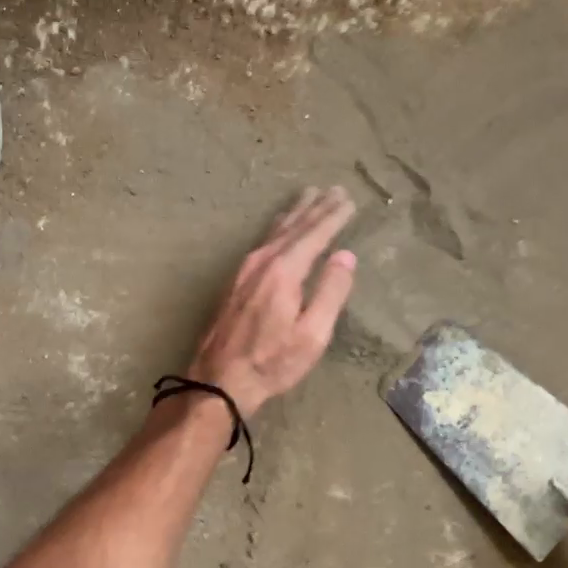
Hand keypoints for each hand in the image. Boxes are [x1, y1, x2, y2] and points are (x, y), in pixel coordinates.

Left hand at [186, 187, 358, 416]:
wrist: (219, 379)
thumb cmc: (271, 362)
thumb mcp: (312, 334)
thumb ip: (331, 292)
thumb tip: (346, 255)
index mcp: (283, 271)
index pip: (314, 234)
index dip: (333, 216)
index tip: (349, 200)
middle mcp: (262, 262)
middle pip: (293, 226)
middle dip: (315, 207)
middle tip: (333, 188)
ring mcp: (244, 270)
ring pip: (274, 231)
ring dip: (295, 212)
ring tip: (308, 196)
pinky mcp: (235, 281)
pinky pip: (263, 241)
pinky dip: (278, 228)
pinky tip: (280, 230)